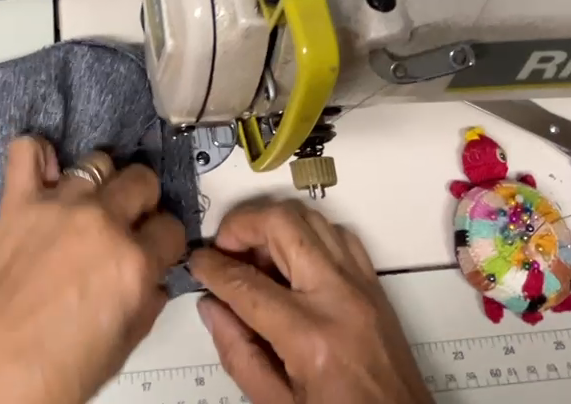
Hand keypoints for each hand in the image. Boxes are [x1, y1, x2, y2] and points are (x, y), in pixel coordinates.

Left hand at [0, 136, 187, 403]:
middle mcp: (102, 222)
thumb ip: (146, 307)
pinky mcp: (19, 199)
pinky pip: (29, 150)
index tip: (155, 251)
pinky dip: (38, 155)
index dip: (165, 243)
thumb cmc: (55, 373)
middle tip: (126, 224)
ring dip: (99, 182)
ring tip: (87, 205)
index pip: (171, 229)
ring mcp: (60, 204)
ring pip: (97, 161)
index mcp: (134, 264)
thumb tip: (152, 283)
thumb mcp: (122, 350)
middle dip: (141, 203)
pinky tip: (44, 176)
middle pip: (142, 180)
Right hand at [189, 201, 430, 403]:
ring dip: (273, 225)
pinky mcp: (375, 283)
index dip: (210, 268)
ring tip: (255, 255)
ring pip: (309, 217)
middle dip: (240, 225)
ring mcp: (361, 284)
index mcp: (311, 338)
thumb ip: (238, 354)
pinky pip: (336, 233)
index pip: (246, 283)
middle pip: (281, 224)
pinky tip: (292, 259)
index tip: (195, 263)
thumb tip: (211, 304)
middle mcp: (339, 297)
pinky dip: (307, 233)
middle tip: (223, 249)